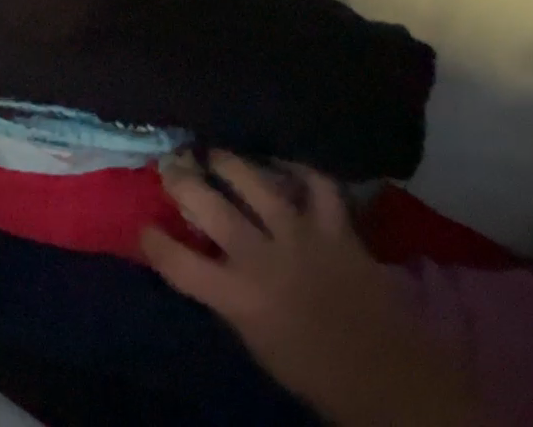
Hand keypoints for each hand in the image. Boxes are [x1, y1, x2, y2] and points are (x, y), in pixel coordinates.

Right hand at [142, 153, 475, 426]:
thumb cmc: (312, 370)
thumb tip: (207, 261)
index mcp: (236, 297)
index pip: (176, 261)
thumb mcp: (253, 339)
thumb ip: (227, 295)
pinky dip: (301, 170)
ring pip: (256, 183)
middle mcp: (261, 259)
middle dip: (181, 179)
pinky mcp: (338, 230)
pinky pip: (318, 185)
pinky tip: (285, 164)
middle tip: (171, 163)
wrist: (388, 378)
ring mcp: (302, 238)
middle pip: (208, 206)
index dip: (153, 241)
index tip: (144, 226)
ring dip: (231, 162)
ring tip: (217, 153)